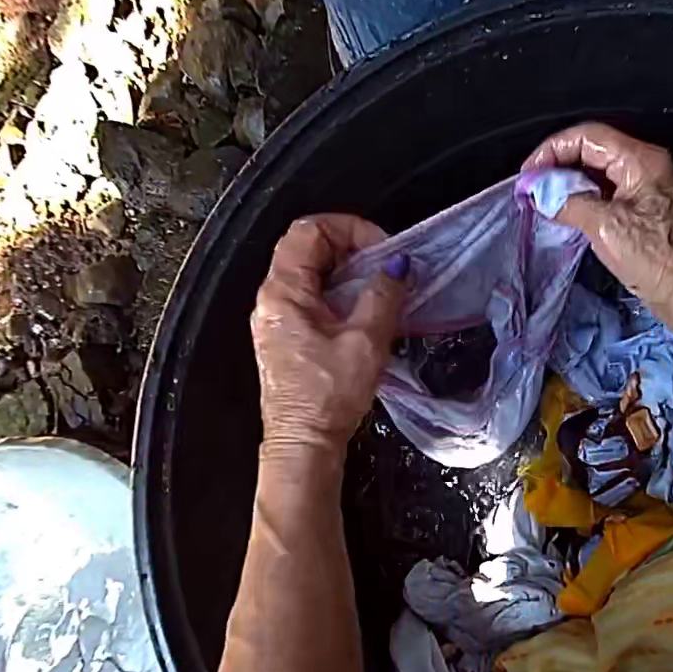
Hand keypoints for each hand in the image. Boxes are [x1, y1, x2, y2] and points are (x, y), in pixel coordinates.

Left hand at [251, 214, 407, 457]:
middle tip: (386, 266)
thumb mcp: (366, 341)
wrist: (305, 442)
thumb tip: (399, 265)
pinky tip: (367, 311)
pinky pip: (313, 297)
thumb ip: (384, 296)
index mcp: (283, 293)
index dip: (349, 229)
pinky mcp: (289, 336)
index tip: (383, 250)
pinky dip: (341, 292)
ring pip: (311, 272)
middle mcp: (272, 299)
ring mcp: (278, 318)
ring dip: (349, 271)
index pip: (308, 231)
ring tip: (382, 288)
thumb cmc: (331, 395)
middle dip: (351, 247)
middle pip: (307, 247)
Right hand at [524, 122, 672, 315]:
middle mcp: (646, 165)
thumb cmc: (653, 259)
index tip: (529, 173)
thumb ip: (568, 202)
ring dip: (569, 181)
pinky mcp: (643, 208)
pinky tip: (565, 210)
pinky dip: (584, 196)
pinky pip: (607, 190)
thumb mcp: (605, 226)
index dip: (553, 149)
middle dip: (558, 164)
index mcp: (641, 160)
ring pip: (598, 170)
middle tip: (532, 186)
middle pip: (593, 149)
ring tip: (543, 198)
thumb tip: (540, 193)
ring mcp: (646, 187)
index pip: (588, 136)